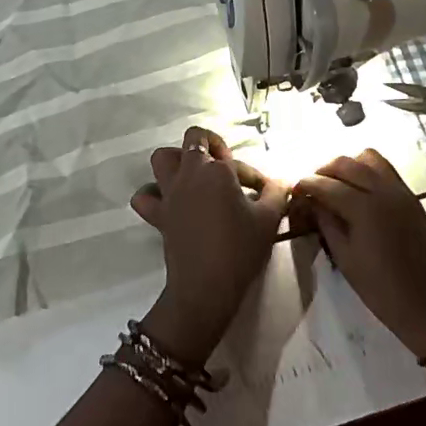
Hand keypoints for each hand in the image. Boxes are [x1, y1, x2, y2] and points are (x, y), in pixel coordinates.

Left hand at [131, 127, 285, 362]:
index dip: (253, 175)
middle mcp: (190, 174)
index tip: (263, 191)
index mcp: (218, 172)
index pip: (237, 162)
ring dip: (177, 160)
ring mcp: (170, 193)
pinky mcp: (158, 213)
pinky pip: (145, 196)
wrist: (206, 286)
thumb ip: (276, 194)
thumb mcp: (269, 220)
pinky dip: (152, 193)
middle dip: (210, 145)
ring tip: (195, 175)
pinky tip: (168, 200)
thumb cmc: (240, 250)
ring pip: (163, 158)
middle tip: (225, 167)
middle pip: (194, 139)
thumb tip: (281, 182)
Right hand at [294, 150, 425, 358]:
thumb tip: (312, 203)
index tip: (294, 190)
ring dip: (348, 165)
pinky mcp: (413, 198)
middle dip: (323, 170)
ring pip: (368, 158)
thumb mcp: (346, 260)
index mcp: (364, 208)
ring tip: (336, 184)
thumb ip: (327, 224)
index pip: (327, 184)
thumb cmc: (384, 292)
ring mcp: (401, 191)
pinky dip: (368, 169)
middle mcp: (383, 191)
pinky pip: (386, 169)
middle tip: (312, 187)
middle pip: (346, 163)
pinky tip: (359, 190)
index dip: (306, 184)